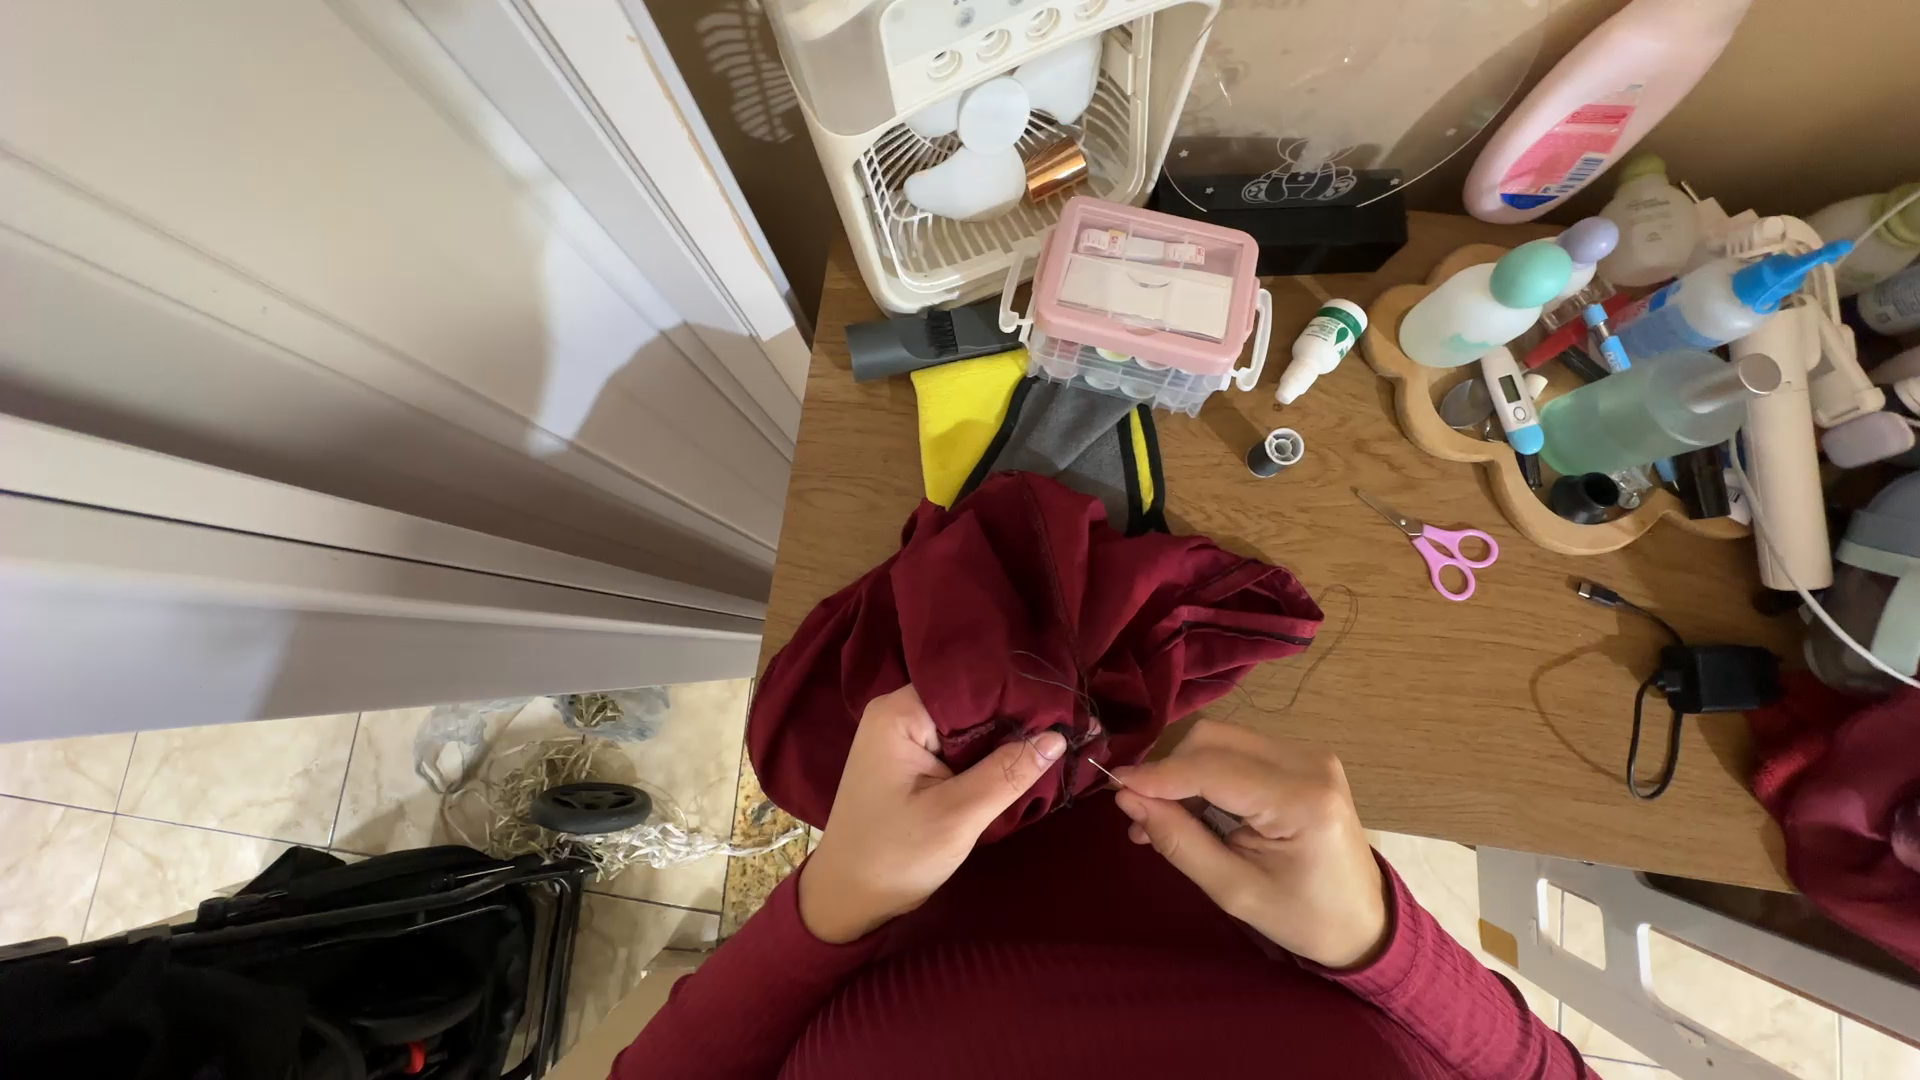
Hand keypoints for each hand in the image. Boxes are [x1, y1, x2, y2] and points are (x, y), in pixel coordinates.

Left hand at [798, 685, 1064, 942]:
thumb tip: (1059, 735)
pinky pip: (958, 743)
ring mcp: (904, 734)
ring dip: (1002, 738)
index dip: (1015, 695)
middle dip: (1013, 717)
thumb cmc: (895, 856)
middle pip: (969, 701)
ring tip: (1054, 739)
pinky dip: (985, 754)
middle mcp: (899, 712)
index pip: (968, 685)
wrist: (847, 900)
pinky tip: (1020, 759)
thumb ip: (1008, 772)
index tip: (1062, 707)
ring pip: (968, 724)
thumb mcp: (957, 816)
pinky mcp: (912, 757)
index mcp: (899, 712)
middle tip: (1066, 725)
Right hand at [1112, 720, 1388, 968]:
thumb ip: (1178, 841)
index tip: (1114, 785)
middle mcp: (1307, 763)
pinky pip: (1234, 748)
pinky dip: (1203, 772)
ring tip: (1162, 815)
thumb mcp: (1234, 891)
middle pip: (1212, 739)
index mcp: (1301, 800)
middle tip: (1141, 813)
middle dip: (1168, 770)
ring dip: (1182, 770)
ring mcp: (1306, 755)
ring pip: (1218, 738)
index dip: (1158, 774)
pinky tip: (1192, 806)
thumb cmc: (1304, 918)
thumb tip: (1127, 798)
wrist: (1367, 924)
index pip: (1212, 769)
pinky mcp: (1299, 757)